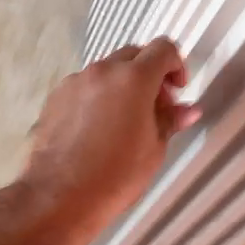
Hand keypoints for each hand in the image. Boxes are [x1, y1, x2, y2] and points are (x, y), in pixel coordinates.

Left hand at [20, 39, 201, 233]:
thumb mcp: (153, 149)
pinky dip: (98, 96)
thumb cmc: (115, 175)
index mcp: (134, 79)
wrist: (59, 196)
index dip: (176, 65)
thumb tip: (188, 110)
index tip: (177, 90)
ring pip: (108, 71)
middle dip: (150, 74)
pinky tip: (98, 128)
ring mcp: (75, 81)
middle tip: (156, 107)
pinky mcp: (56, 96)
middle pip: (134, 55)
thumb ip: (170, 120)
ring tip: (125, 120)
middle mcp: (103, 71)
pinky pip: (85, 86)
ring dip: (123, 85)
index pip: (163, 48)